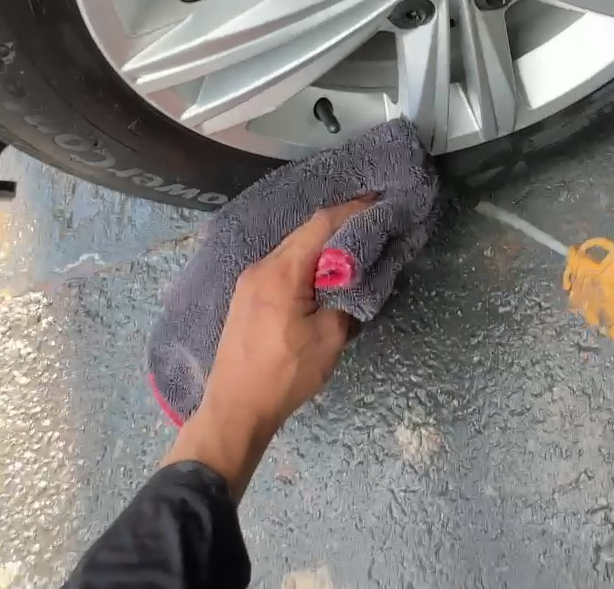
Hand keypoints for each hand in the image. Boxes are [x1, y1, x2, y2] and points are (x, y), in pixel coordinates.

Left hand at [163, 197, 373, 496]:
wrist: (233, 412)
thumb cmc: (284, 376)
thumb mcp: (330, 339)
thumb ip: (349, 299)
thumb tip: (362, 278)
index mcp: (281, 273)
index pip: (321, 225)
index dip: (353, 210)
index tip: (379, 201)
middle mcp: (262, 267)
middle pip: (306, 231)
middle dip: (342, 221)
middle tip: (374, 217)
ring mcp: (250, 280)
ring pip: (294, 246)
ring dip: (324, 240)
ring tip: (355, 240)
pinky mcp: (248, 295)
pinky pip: (283, 262)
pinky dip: (308, 256)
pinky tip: (325, 266)